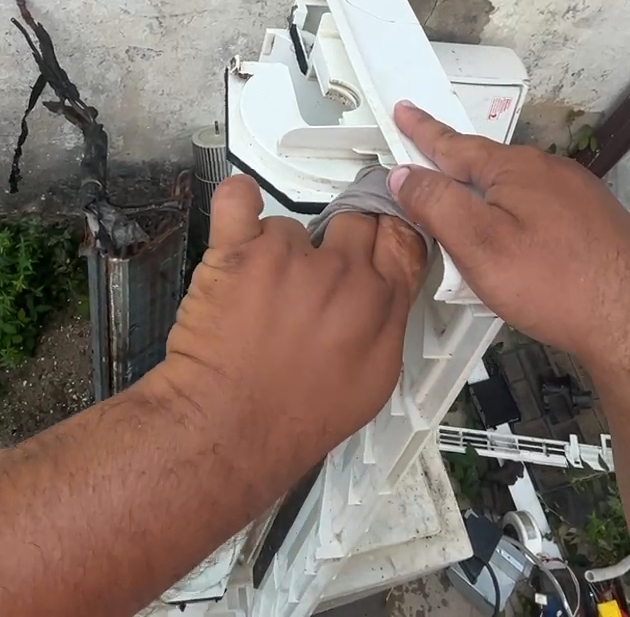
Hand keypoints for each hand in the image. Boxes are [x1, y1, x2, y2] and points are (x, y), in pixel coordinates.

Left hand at [139, 176, 426, 498]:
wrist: (228, 431)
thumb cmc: (296, 417)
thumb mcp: (373, 380)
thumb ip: (388, 321)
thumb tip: (385, 285)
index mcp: (380, 303)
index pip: (401, 235)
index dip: (386, 229)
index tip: (373, 232)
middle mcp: (341, 273)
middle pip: (353, 220)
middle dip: (334, 241)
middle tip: (310, 272)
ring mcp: (288, 258)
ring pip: (290, 226)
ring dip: (276, 250)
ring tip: (258, 294)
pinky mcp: (237, 252)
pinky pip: (239, 198)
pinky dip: (238, 202)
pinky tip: (240, 216)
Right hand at [386, 102, 629, 374]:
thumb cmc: (555, 284)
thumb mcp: (478, 245)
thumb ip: (436, 204)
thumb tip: (405, 173)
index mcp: (514, 169)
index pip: (453, 143)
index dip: (422, 129)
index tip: (403, 110)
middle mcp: (549, 170)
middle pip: (487, 164)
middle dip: (455, 169)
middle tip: (427, 177)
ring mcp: (580, 194)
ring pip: (518, 187)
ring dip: (489, 197)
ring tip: (472, 223)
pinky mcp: (599, 221)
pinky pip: (544, 207)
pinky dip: (520, 215)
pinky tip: (523, 245)